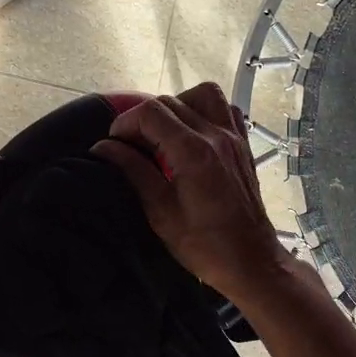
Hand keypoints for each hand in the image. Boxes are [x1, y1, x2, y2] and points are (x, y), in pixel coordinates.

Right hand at [91, 83, 292, 302]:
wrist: (252, 262)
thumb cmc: (204, 245)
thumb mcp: (160, 212)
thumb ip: (133, 171)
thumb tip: (103, 147)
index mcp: (193, 151)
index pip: (150, 113)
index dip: (125, 123)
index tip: (114, 144)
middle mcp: (216, 135)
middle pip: (170, 102)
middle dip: (142, 118)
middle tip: (131, 146)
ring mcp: (234, 137)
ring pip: (203, 94)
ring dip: (176, 105)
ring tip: (164, 132)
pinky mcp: (243, 145)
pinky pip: (226, 109)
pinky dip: (205, 111)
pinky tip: (193, 133)